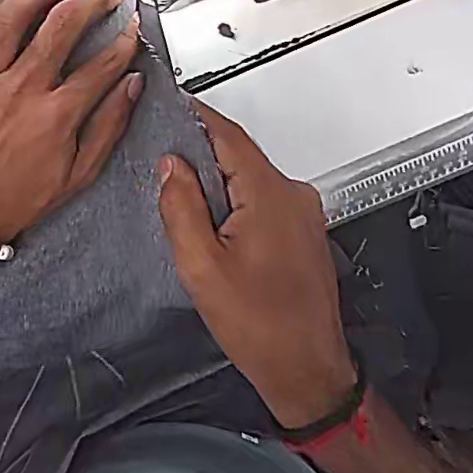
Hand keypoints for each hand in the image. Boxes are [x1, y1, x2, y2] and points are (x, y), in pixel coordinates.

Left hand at [0, 0, 142, 303]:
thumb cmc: (18, 195)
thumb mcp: (78, 174)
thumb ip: (109, 126)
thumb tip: (131, 86)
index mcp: (55, 117)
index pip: (100, 65)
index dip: (124, 42)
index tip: (131, 30)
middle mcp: (21, 91)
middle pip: (61, 26)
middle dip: (92, 2)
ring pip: (13, 16)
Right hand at [157, 102, 354, 428]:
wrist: (307, 369)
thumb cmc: (263, 327)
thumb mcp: (202, 266)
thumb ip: (182, 207)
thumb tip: (171, 167)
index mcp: (270, 197)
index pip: (228, 135)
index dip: (197, 115)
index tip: (175, 102)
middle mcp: (294, 197)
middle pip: (239, 154)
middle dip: (200, 152)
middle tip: (165, 160)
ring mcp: (303, 213)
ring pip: (250, 176)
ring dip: (218, 178)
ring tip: (186, 200)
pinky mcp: (303, 230)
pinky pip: (263, 197)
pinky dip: (236, 198)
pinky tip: (216, 223)